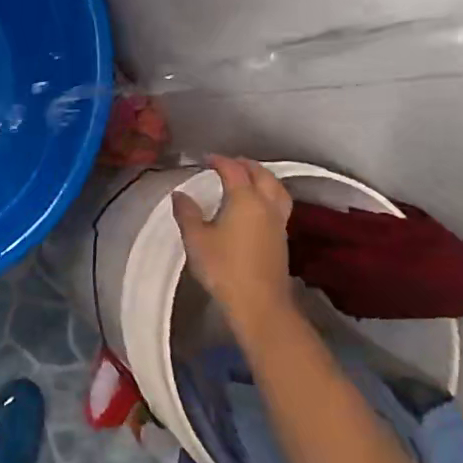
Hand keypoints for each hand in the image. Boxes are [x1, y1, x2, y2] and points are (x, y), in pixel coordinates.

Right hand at [173, 156, 294, 331]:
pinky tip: (254, 204)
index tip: (205, 158)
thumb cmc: (223, 266)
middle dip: (246, 165)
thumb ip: (187, 212)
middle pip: (263, 176)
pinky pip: (279, 204)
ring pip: (277, 190)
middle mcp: (266, 206)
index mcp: (245, 200)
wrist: (259, 303)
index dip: (219, 161)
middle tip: (228, 163)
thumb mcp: (196, 238)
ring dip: (262, 178)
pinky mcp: (282, 238)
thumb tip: (181, 194)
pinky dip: (268, 194)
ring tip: (246, 178)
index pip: (234, 170)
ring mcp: (278, 223)